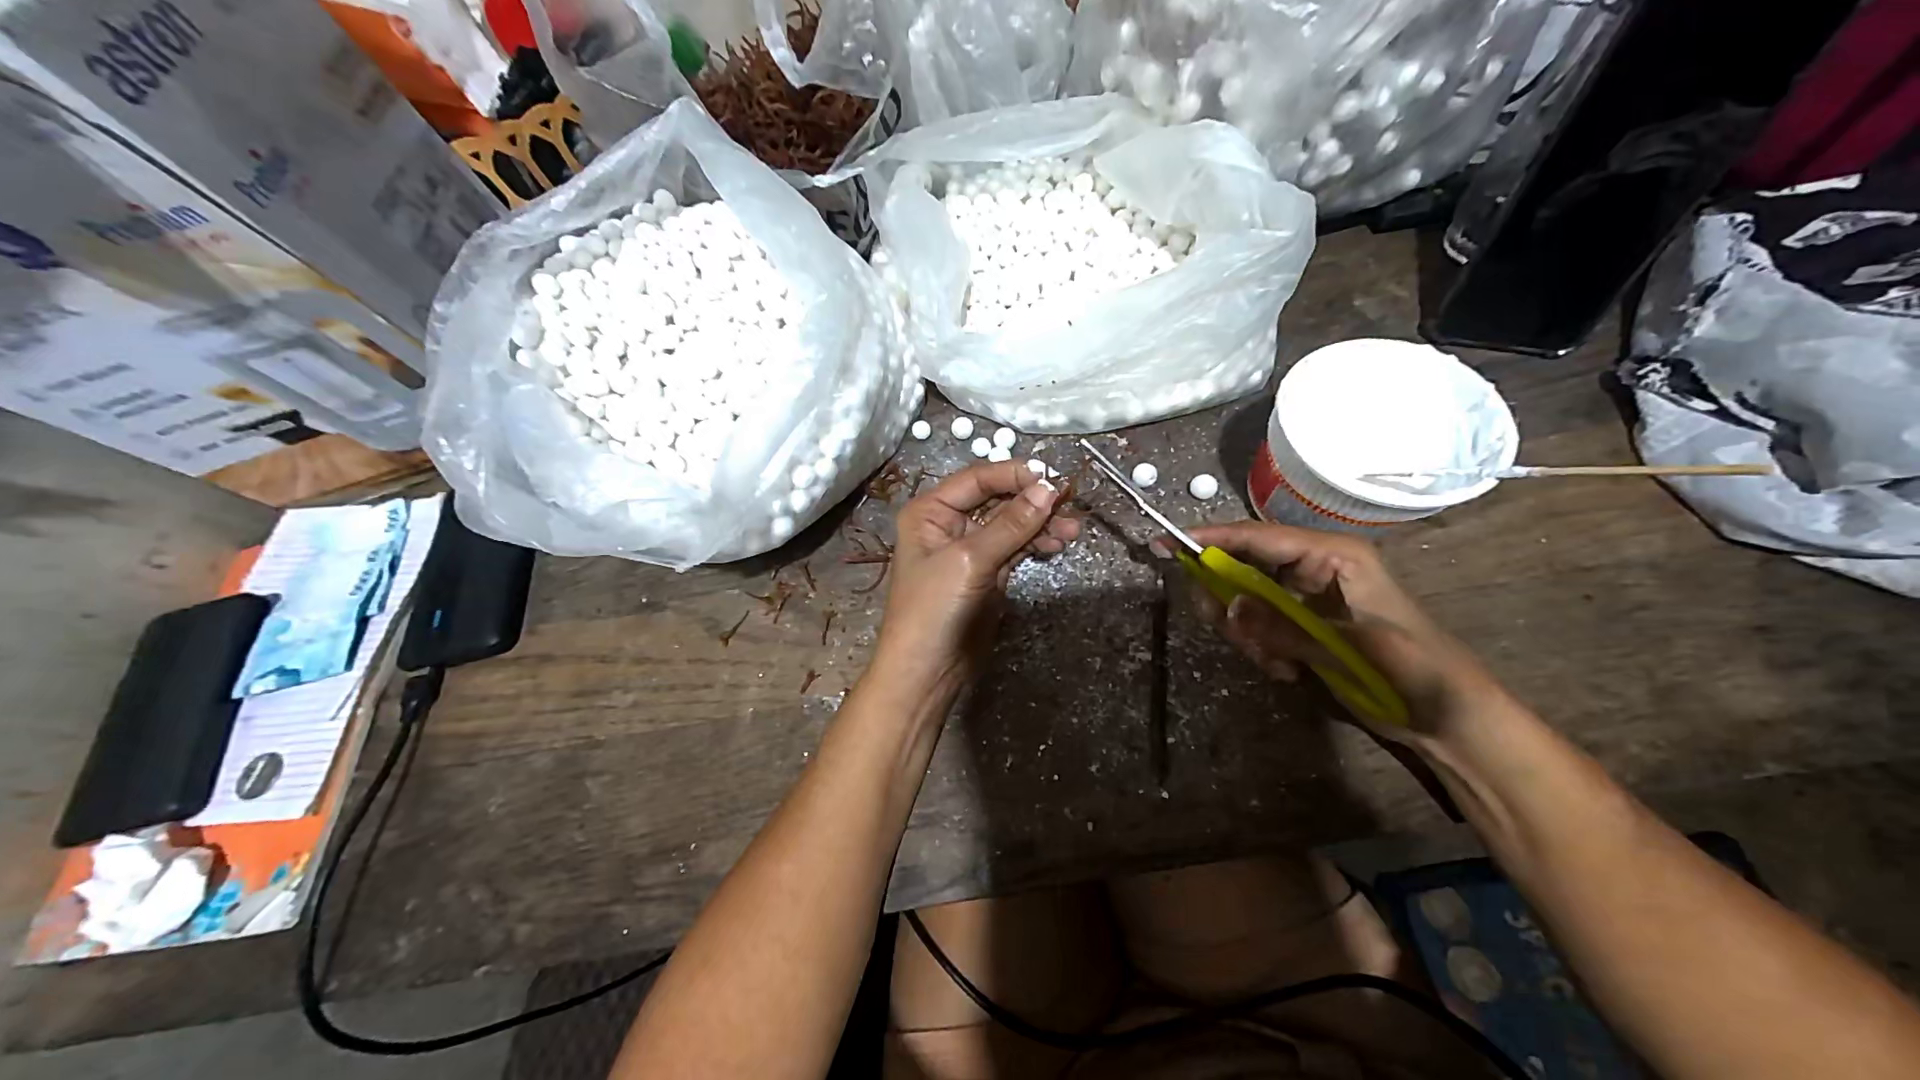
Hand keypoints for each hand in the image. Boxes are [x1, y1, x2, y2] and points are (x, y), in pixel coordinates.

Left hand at [872, 461, 1080, 693]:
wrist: (926, 672)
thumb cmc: (933, 609)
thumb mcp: (970, 561)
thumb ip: (1011, 524)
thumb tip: (1049, 488)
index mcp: (931, 511)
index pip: (978, 479)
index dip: (1015, 475)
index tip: (1053, 479)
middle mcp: (948, 524)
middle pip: (997, 499)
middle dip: (1033, 500)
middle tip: (1071, 503)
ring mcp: (969, 549)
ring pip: (1011, 524)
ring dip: (1041, 523)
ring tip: (1072, 530)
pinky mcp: (987, 573)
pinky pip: (1016, 547)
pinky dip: (1037, 543)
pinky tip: (1058, 543)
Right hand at [1169, 522, 1514, 742]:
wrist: (1448, 718)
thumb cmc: (1418, 671)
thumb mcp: (1354, 646)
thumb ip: (1289, 626)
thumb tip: (1229, 608)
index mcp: (1334, 556)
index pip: (1259, 537)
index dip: (1211, 539)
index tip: (1165, 544)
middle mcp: (1314, 568)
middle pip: (1241, 566)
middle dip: (1227, 600)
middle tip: (1232, 633)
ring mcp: (1304, 597)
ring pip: (1242, 600)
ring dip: (1245, 633)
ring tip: (1274, 661)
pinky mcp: (1300, 625)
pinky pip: (1255, 626)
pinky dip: (1258, 649)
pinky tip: (1286, 670)